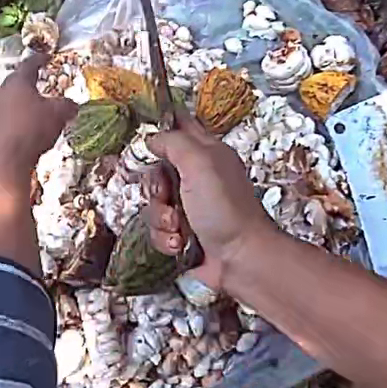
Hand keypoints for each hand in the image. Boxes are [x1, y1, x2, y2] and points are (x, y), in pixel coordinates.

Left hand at [0, 53, 75, 188]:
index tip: (48, 57)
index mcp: (19, 82)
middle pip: (18, 79)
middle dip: (31, 78)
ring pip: (13, 96)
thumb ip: (68, 105)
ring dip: (26, 96)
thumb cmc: (34, 128)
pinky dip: (22, 111)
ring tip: (39, 101)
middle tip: (42, 77)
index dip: (40, 59)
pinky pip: (11, 111)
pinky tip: (32, 120)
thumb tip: (73, 104)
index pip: (30, 64)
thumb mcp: (59, 113)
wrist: (9, 159)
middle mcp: (4, 91)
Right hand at [146, 118, 282, 291]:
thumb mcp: (200, 163)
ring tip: (177, 229)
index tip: (146, 143)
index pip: (180, 127)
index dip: (161, 131)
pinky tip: (179, 245)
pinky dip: (166, 239)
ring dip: (161, 218)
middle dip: (156, 188)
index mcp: (207, 153)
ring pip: (154, 204)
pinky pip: (158, 230)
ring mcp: (190, 207)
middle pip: (157, 171)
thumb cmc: (224, 207)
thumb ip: (174, 142)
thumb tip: (150, 137)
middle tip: (167, 196)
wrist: (241, 260)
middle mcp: (197, 177)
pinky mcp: (183, 235)